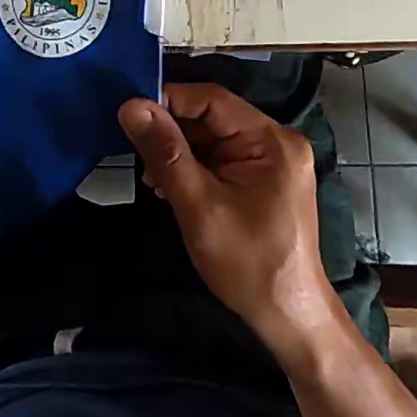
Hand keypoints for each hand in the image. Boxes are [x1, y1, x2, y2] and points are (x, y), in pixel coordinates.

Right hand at [118, 84, 345, 352]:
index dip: (168, 99)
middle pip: (211, 119)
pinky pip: (218, 159)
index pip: (212, 100)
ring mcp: (270, 162)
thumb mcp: (200, 206)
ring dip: (177, 152)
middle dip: (170, 131)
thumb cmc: (248, 263)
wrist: (288, 318)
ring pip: (210, 139)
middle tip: (132, 147)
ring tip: (149, 175)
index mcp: (271, 140)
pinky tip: (166, 186)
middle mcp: (275, 141)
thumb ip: (165, 153)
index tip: (128, 111)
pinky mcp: (260, 181)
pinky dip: (190, 168)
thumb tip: (131, 106)